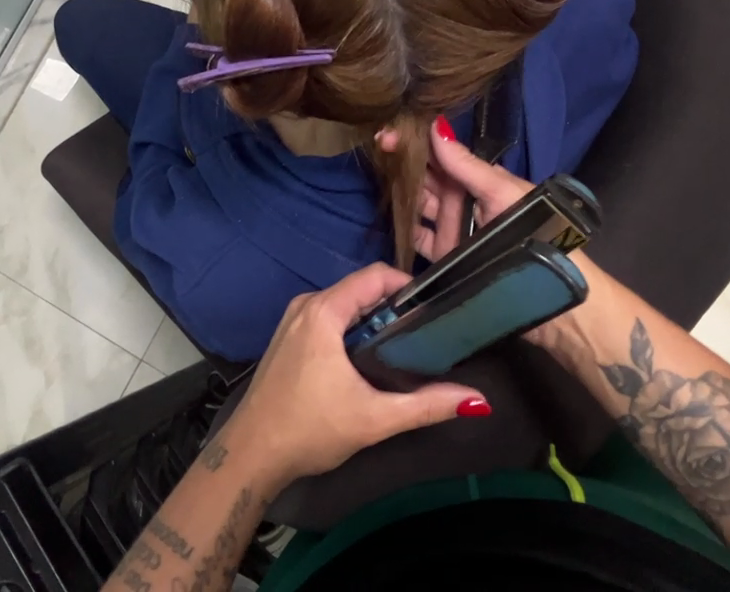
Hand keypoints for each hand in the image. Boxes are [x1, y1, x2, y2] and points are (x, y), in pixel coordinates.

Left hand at [223, 263, 487, 487]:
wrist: (251, 455)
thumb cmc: (310, 430)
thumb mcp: (374, 418)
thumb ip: (426, 405)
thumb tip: (479, 401)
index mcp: (323, 311)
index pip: (375, 276)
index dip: (408, 286)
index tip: (435, 308)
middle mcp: (307, 305)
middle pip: (361, 289)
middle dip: (394, 306)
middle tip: (426, 333)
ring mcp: (293, 320)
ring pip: (345, 305)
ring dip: (373, 320)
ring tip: (404, 346)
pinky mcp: (288, 337)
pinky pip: (329, 318)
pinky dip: (352, 329)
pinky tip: (369, 358)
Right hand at [385, 120, 614, 348]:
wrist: (552, 295)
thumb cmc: (536, 233)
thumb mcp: (503, 194)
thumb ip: (467, 166)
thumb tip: (435, 127)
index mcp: (480, 181)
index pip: (443, 155)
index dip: (418, 141)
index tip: (390, 132)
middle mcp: (463, 201)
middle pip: (426, 177)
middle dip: (402, 161)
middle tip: (376, 145)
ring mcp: (452, 230)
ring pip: (418, 204)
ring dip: (399, 190)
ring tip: (375, 173)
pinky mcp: (444, 259)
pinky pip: (417, 239)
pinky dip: (402, 229)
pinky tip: (386, 213)